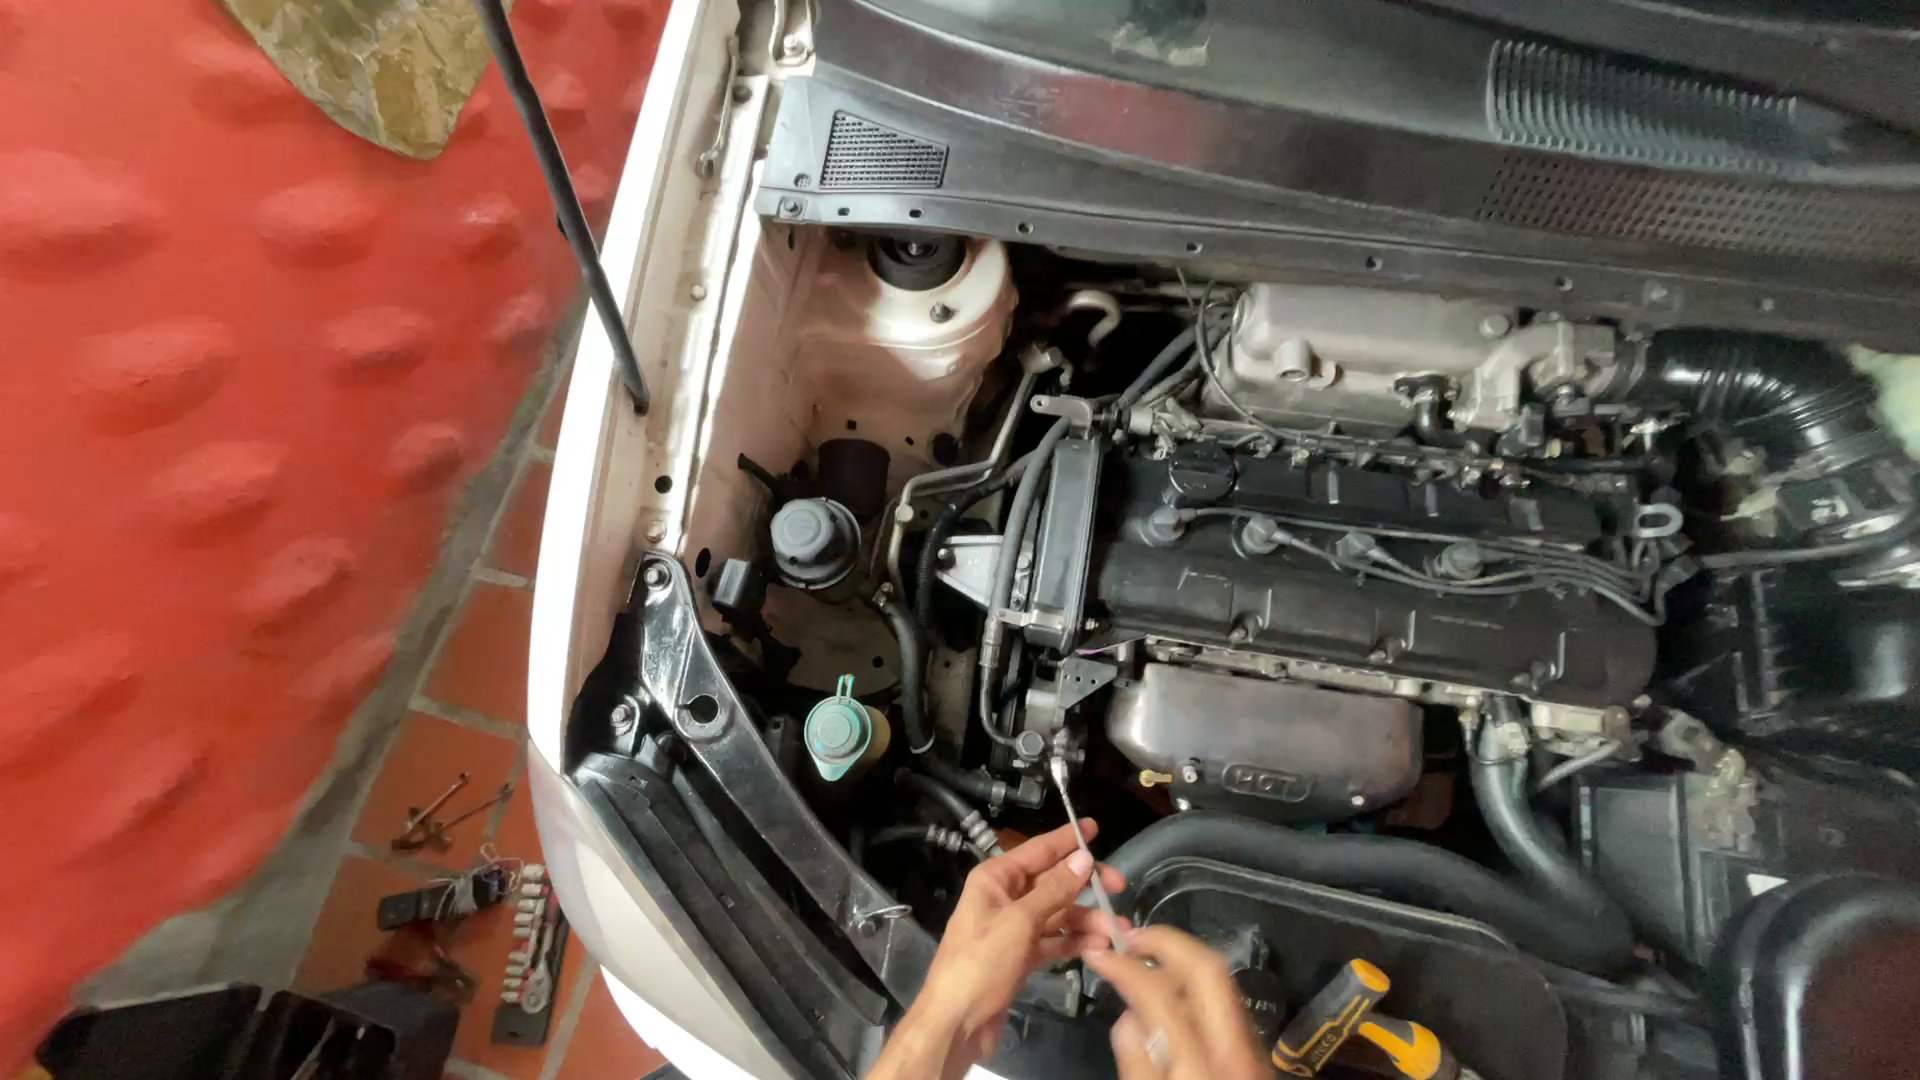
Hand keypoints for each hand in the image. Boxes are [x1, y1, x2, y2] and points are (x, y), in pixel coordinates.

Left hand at [868, 820, 1128, 1079]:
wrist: (956, 1023)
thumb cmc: (980, 963)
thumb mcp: (1019, 922)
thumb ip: (1054, 891)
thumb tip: (1083, 859)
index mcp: (995, 878)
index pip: (1037, 850)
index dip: (1066, 839)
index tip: (1093, 827)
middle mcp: (1004, 897)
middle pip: (1052, 882)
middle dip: (1085, 885)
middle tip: (1119, 886)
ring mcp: (1013, 927)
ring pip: (1057, 914)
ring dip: (1085, 919)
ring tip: (1117, 929)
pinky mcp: (1020, 955)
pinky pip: (1053, 940)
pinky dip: (1074, 942)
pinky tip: (1098, 946)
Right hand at [1084, 926, 1269, 1079]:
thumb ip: (1137, 1067)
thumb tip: (1129, 1016)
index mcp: (1202, 1071)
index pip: (1161, 994)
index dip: (1125, 966)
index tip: (1097, 954)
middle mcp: (1238, 1055)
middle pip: (1208, 970)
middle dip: (1165, 942)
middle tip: (1128, 940)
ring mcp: (1256, 1058)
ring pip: (1223, 984)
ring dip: (1181, 961)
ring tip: (1142, 961)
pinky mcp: (1260, 1065)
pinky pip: (1226, 1008)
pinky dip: (1194, 989)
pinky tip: (1169, 1000)